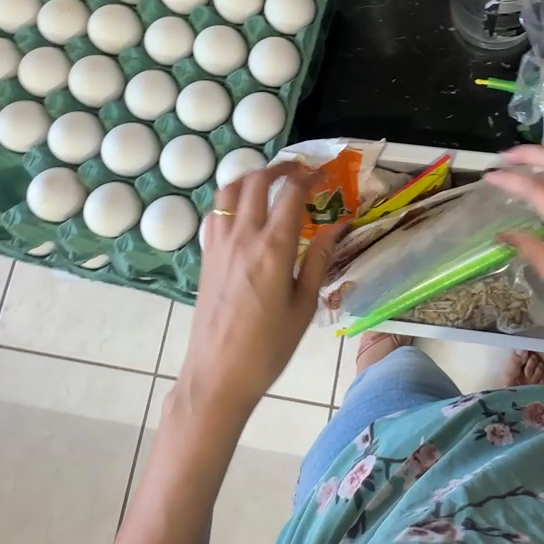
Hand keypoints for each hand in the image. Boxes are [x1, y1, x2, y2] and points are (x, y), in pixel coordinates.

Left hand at [178, 163, 342, 415]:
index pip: (291, 192)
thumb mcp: (303, 306)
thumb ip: (318, 260)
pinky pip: (217, 213)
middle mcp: (244, 237)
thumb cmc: (268, 349)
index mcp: (274, 249)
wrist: (217, 377)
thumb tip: (336, 228)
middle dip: (281, 167)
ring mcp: (220, 244)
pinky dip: (232, 200)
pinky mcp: (206, 256)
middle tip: (300, 171)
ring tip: (272, 182)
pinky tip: (245, 212)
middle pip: (258, 180)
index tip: (324, 173)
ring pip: (231, 190)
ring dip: (253, 177)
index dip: (309, 175)